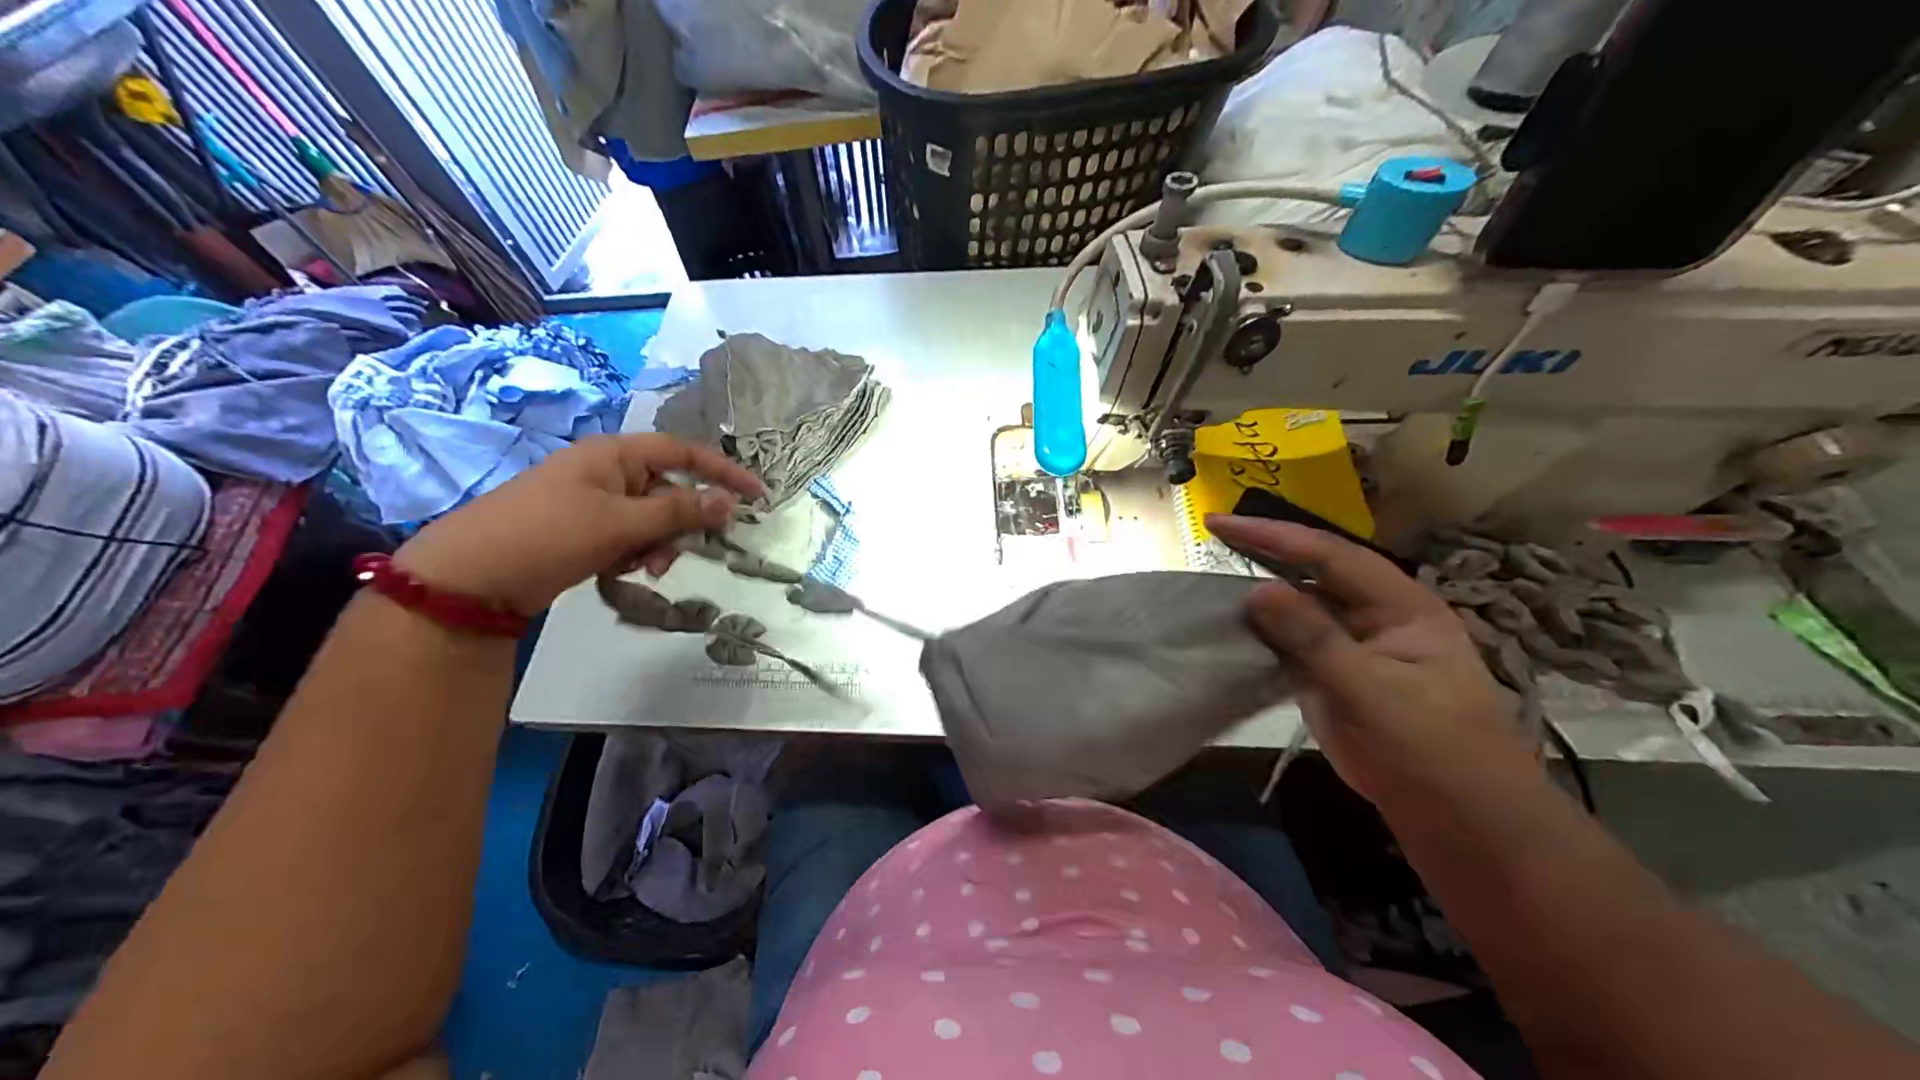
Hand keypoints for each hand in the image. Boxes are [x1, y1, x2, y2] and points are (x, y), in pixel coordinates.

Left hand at [393, 435, 765, 614]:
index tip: (758, 497)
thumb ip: (680, 512)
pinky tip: (615, 571)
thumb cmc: (550, 534)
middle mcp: (608, 472)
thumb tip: (729, 503)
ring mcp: (594, 501)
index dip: (724, 472)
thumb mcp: (623, 523)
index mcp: (615, 454)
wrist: (472, 577)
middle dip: (680, 524)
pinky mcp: (583, 530)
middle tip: (676, 555)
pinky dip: (633, 554)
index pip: (685, 453)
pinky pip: (628, 536)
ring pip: (651, 519)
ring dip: (656, 545)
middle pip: (669, 490)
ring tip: (638, 568)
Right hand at [1206, 515, 1539, 809]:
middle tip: (1211, 533)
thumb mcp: (1374, 690)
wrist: (1458, 819)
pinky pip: (1287, 645)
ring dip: (1257, 594)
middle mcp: (1373, 615)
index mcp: (1401, 604)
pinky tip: (1228, 626)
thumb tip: (1257, 592)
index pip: (1330, 555)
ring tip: (1210, 577)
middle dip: (1264, 552)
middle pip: (1311, 573)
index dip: (1274, 535)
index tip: (1218, 522)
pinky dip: (1258, 634)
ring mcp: (1350, 647)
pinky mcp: (1330, 677)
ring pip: (1297, 608)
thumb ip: (1314, 639)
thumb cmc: (1433, 748)